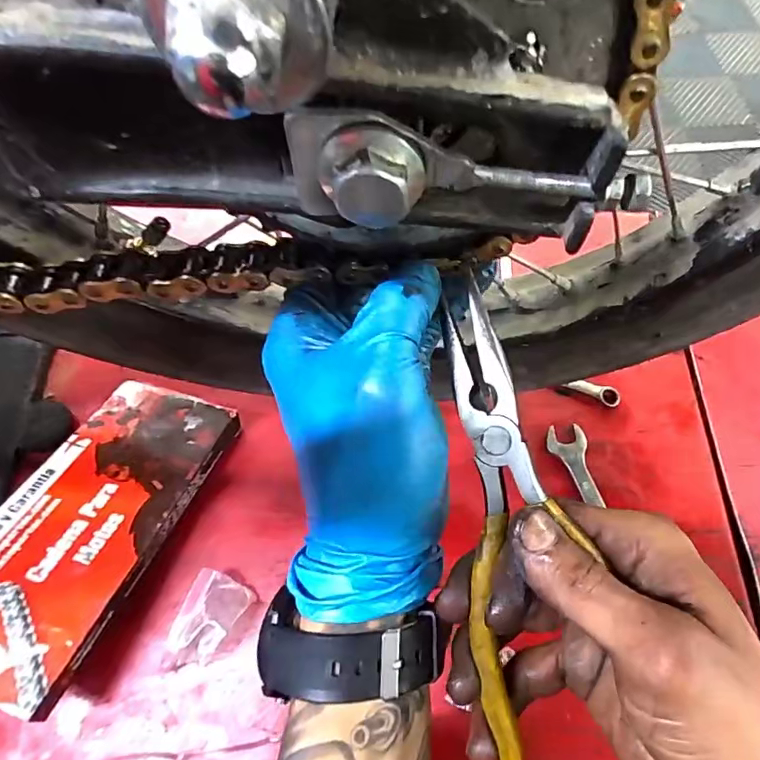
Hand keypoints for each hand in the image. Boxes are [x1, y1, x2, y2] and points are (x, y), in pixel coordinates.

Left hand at [263, 263, 447, 623]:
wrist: (385, 530)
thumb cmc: (371, 452)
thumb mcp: (381, 369)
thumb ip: (398, 307)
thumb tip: (422, 265)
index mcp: (299, 338)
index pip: (330, 269)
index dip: (370, 249)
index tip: (415, 229)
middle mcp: (321, 346)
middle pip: (362, 289)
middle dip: (403, 271)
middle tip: (447, 246)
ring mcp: (356, 366)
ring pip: (389, 315)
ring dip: (421, 297)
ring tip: (459, 270)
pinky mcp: (387, 385)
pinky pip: (406, 342)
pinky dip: (429, 326)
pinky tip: (456, 307)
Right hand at [436, 503, 759, 759]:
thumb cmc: (729, 711)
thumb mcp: (656, 648)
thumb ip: (586, 589)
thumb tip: (526, 528)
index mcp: (639, 550)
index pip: (555, 525)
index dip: (510, 555)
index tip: (481, 602)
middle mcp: (612, 575)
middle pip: (527, 570)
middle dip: (489, 606)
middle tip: (461, 642)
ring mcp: (595, 623)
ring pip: (519, 620)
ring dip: (487, 657)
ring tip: (467, 700)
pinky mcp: (583, 668)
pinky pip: (530, 669)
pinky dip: (506, 696)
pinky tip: (489, 734)